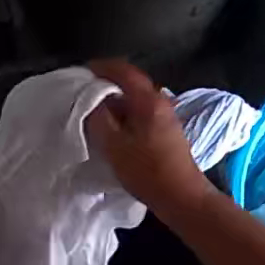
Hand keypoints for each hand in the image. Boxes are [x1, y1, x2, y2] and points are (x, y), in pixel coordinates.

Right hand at [85, 59, 210, 210]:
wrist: (182, 197)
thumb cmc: (147, 170)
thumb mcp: (114, 146)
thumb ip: (99, 119)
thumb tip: (91, 102)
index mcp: (148, 100)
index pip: (123, 71)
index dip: (101, 68)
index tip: (82, 73)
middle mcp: (160, 102)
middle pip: (130, 85)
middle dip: (106, 88)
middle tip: (83, 97)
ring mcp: (166, 118)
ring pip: (135, 103)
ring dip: (115, 105)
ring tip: (93, 116)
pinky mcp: (167, 133)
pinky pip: (141, 116)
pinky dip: (125, 118)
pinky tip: (112, 132)